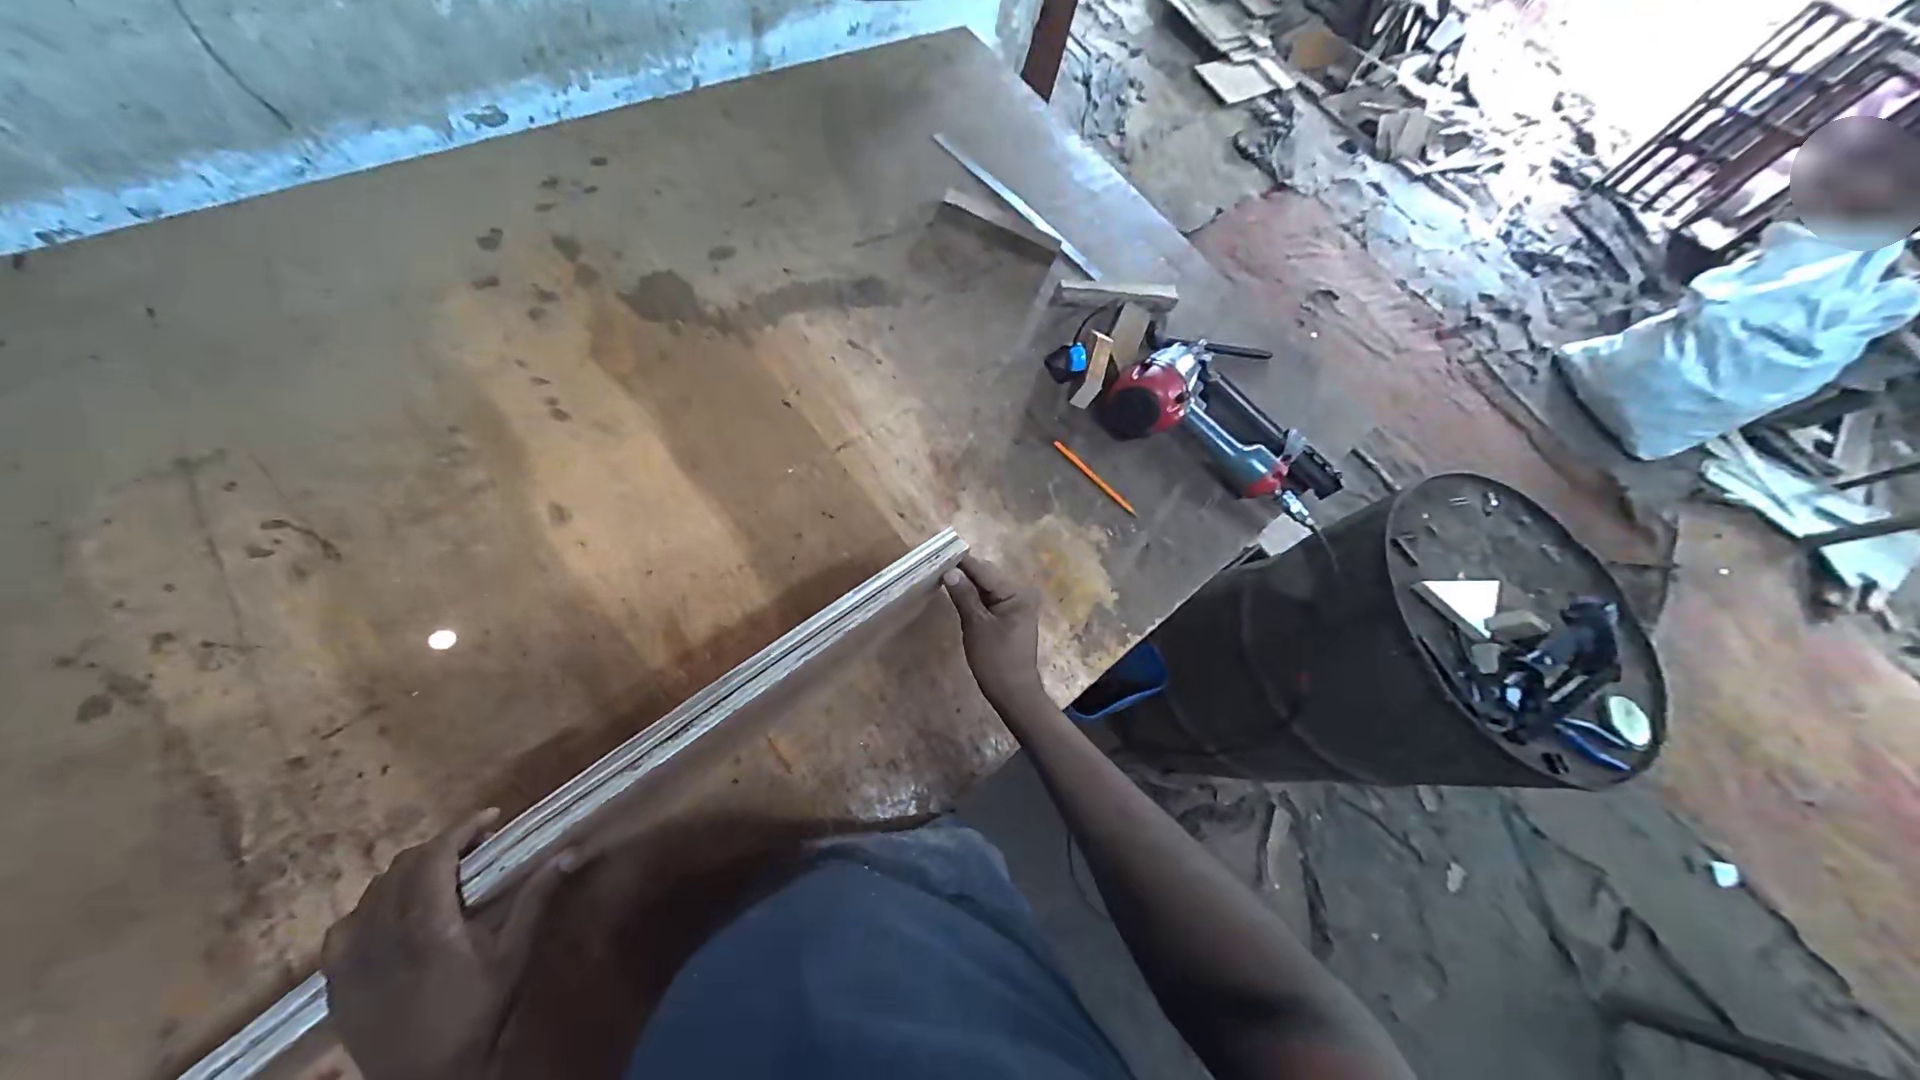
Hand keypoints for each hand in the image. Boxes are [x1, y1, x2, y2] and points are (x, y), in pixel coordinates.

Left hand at [323, 809, 574, 1079]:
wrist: (423, 1077)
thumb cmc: (476, 1012)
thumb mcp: (513, 955)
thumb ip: (536, 899)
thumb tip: (569, 852)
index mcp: (427, 924)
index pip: (436, 854)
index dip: (463, 827)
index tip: (492, 817)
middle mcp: (382, 931)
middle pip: (405, 864)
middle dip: (442, 845)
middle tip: (476, 848)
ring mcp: (352, 955)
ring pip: (375, 889)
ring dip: (410, 871)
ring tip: (441, 875)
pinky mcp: (336, 977)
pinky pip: (347, 922)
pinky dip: (374, 904)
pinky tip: (394, 914)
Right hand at [943, 555, 1045, 709]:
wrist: (1013, 692)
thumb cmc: (995, 659)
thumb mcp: (976, 625)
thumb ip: (964, 595)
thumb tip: (950, 571)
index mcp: (1017, 593)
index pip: (984, 571)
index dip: (961, 562)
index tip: (938, 552)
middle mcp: (1020, 593)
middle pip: (987, 576)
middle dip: (963, 572)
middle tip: (935, 564)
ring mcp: (1016, 605)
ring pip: (987, 587)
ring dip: (967, 584)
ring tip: (941, 575)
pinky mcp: (1010, 616)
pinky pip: (989, 599)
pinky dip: (974, 597)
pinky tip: (956, 592)